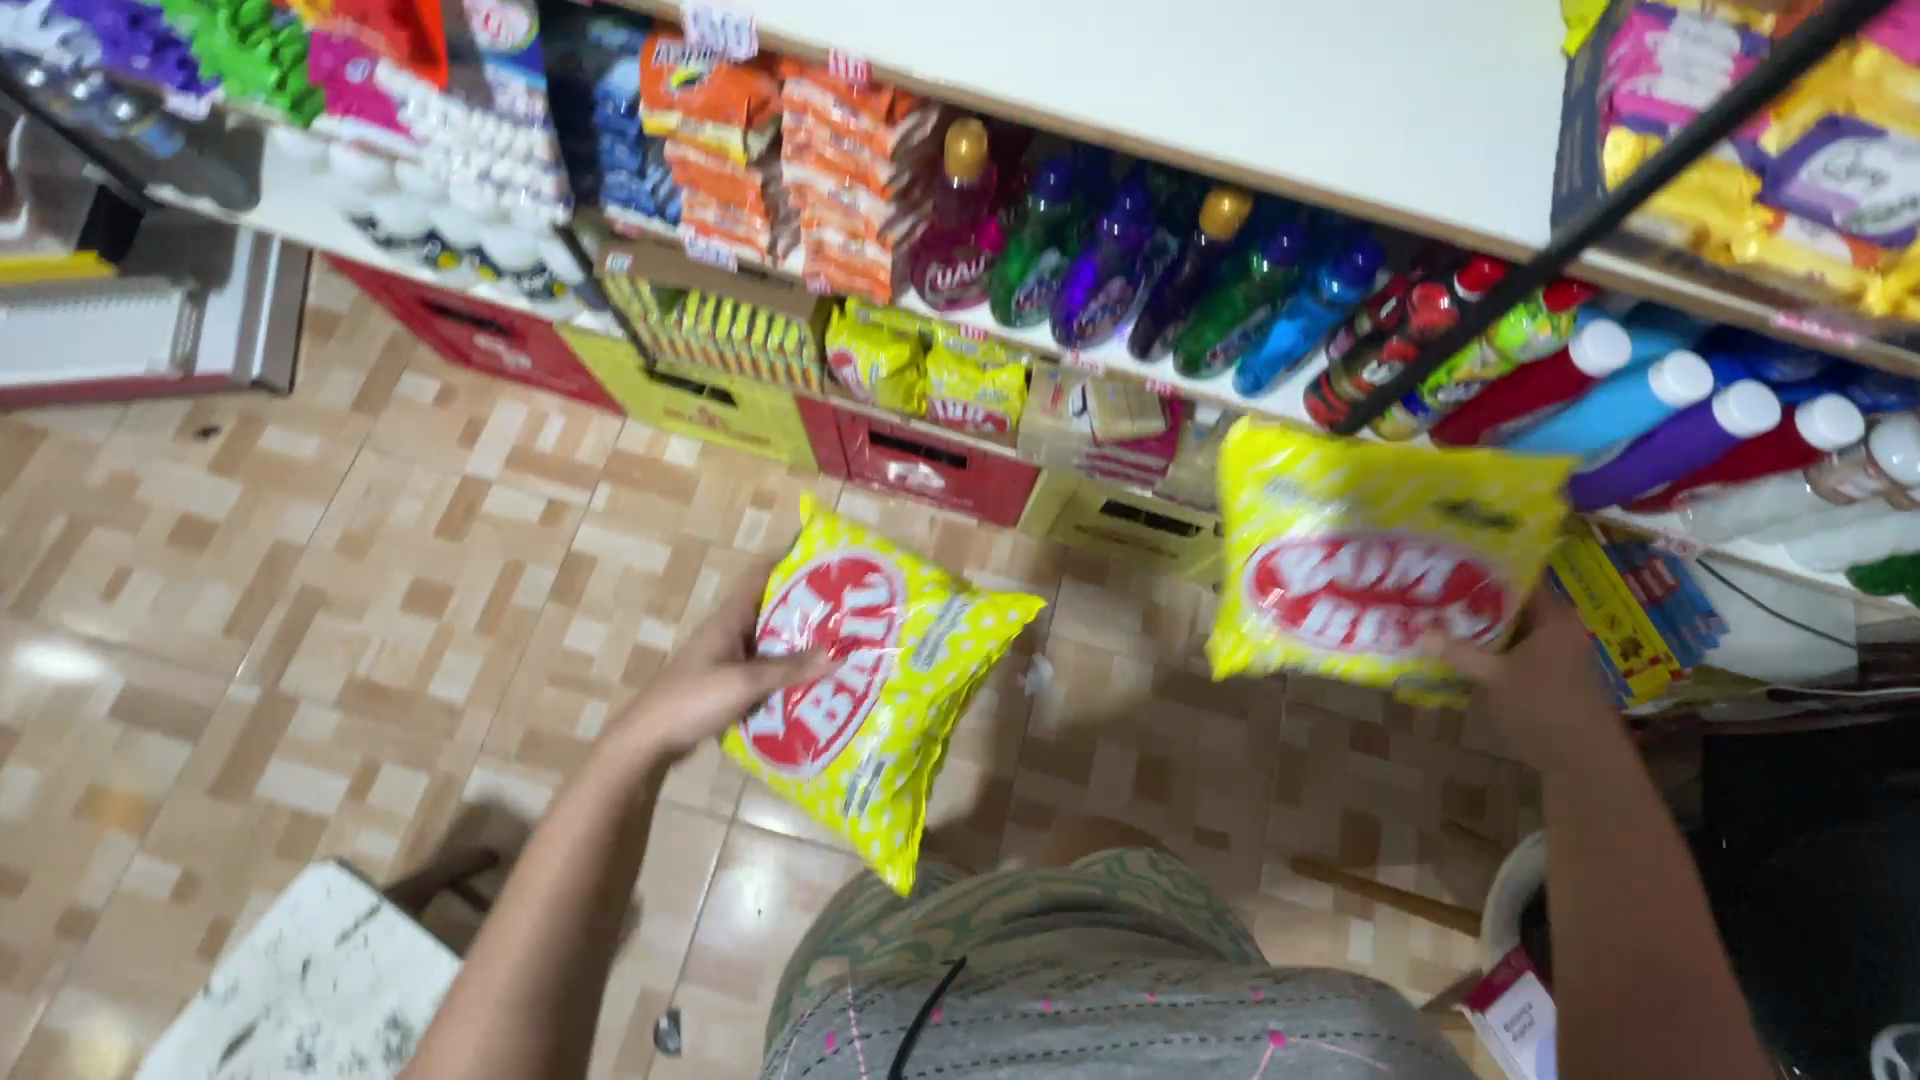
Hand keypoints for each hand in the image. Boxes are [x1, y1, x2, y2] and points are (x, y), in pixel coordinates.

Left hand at [613, 566, 833, 760]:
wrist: (649, 739)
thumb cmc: (693, 699)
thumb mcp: (746, 682)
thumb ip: (791, 668)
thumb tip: (839, 653)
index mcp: (729, 618)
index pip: (761, 575)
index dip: (790, 564)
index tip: (826, 564)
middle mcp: (729, 631)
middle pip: (772, 611)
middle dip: (807, 611)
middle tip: (847, 613)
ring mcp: (728, 658)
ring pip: (771, 643)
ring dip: (800, 646)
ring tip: (840, 647)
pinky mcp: (728, 683)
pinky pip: (765, 670)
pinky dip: (786, 673)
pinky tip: (812, 683)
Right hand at [1434, 587, 1628, 775]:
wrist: (1582, 761)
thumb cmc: (1544, 707)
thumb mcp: (1494, 677)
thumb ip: (1457, 651)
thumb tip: (1417, 628)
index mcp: (1553, 619)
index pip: (1518, 580)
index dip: (1483, 571)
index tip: (1446, 566)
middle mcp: (1553, 631)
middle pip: (1508, 605)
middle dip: (1470, 601)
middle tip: (1429, 592)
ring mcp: (1548, 656)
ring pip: (1505, 631)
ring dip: (1473, 628)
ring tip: (1432, 618)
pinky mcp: (1539, 678)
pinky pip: (1506, 653)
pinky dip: (1482, 650)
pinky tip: (1450, 651)